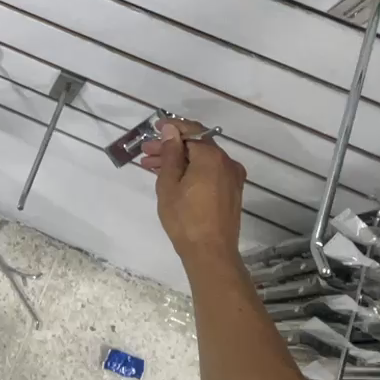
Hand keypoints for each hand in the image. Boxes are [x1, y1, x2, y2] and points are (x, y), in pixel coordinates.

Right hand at [142, 118, 245, 267]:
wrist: (210, 252)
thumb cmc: (184, 218)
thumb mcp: (169, 184)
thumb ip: (170, 154)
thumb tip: (171, 131)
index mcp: (212, 157)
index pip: (192, 131)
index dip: (172, 127)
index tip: (155, 128)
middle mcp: (227, 163)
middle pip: (197, 146)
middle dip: (171, 147)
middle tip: (147, 152)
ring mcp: (232, 177)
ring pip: (202, 160)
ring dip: (179, 160)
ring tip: (153, 166)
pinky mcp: (231, 191)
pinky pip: (209, 172)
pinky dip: (191, 170)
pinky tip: (172, 178)